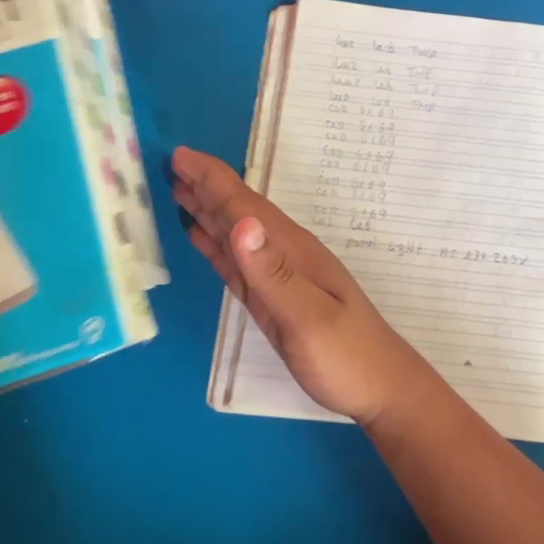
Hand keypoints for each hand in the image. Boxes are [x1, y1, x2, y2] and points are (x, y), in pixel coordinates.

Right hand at [173, 146, 437, 424]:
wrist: (377, 388)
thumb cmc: (345, 356)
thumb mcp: (308, 317)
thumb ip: (274, 274)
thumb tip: (242, 222)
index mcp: (293, 251)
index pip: (246, 207)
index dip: (213, 179)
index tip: (179, 155)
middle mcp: (284, 255)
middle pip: (239, 212)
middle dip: (205, 186)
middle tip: (166, 164)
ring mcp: (279, 277)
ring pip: (236, 234)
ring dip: (207, 211)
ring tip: (175, 190)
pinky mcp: (273, 300)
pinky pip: (238, 263)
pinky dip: (216, 245)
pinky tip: (199, 235)